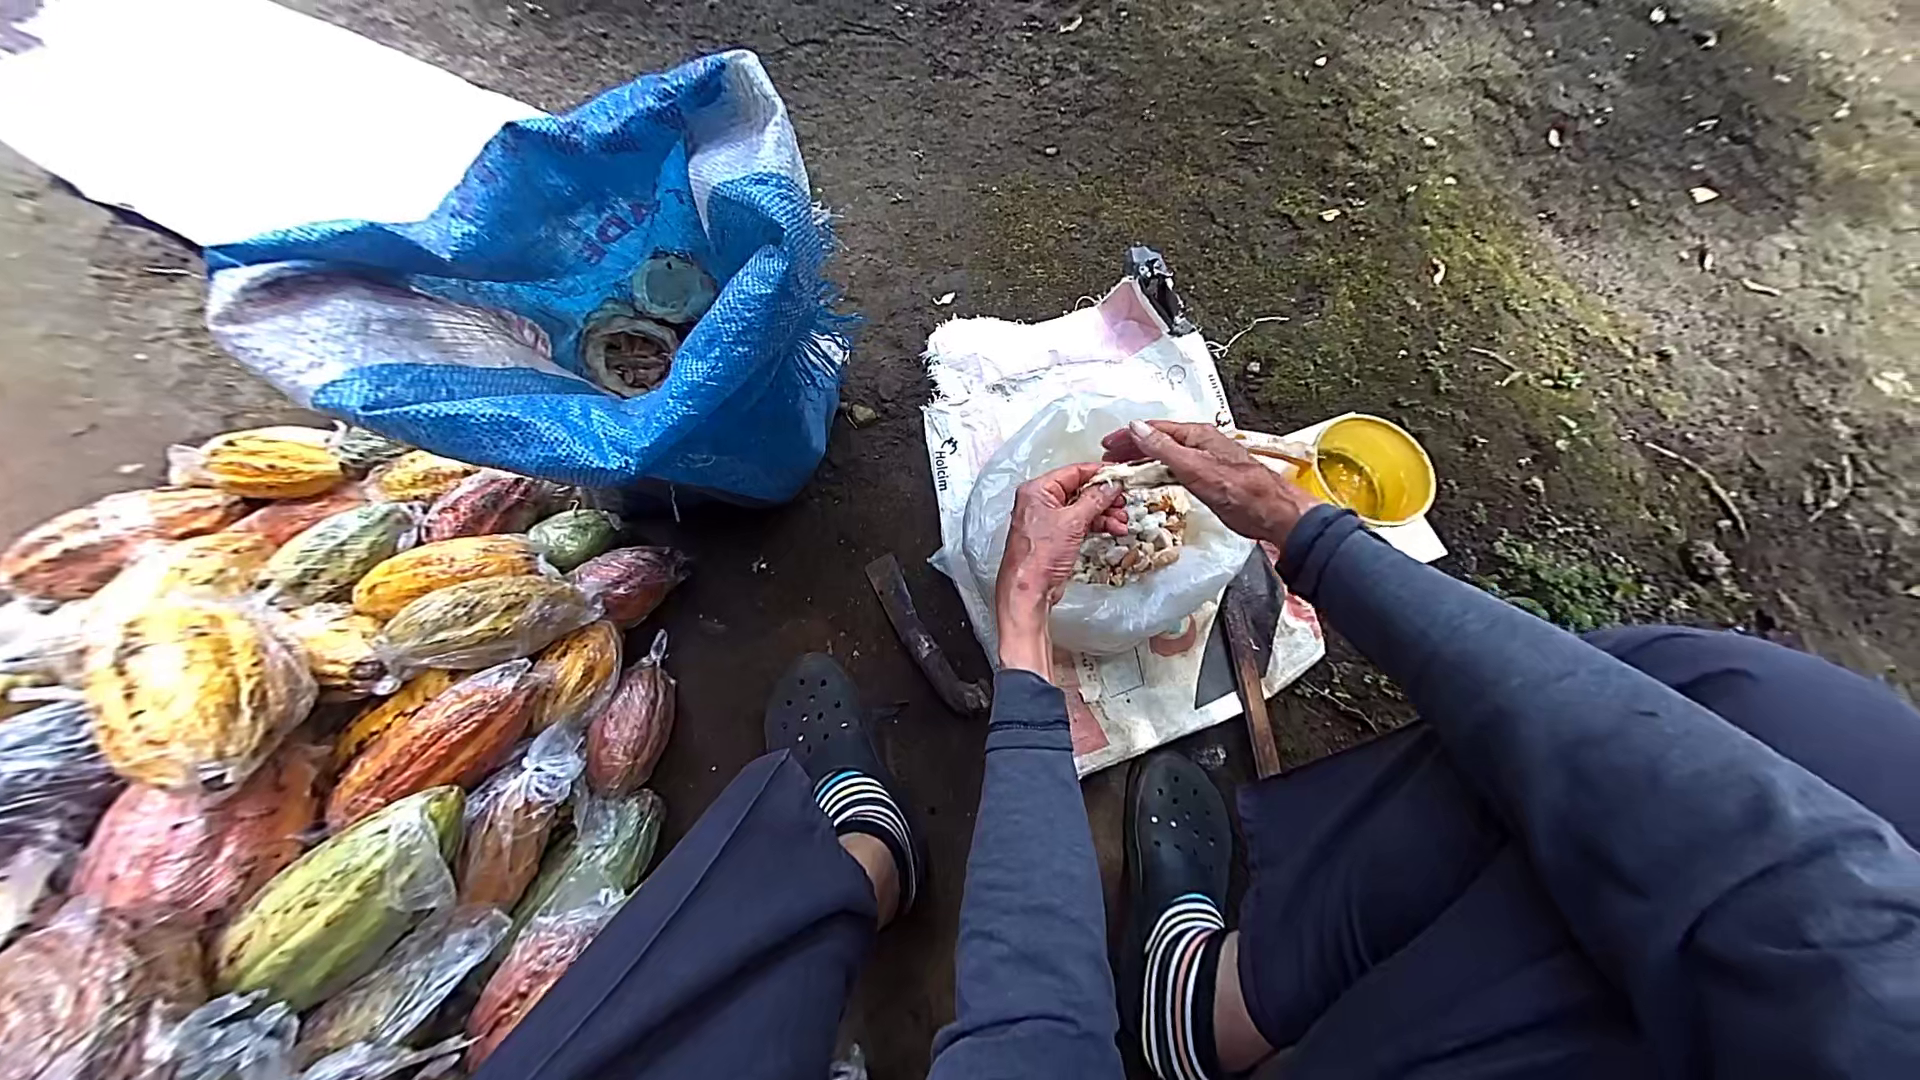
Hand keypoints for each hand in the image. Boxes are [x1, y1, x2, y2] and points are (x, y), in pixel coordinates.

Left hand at [995, 462, 1126, 677]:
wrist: (1029, 589)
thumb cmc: (1041, 554)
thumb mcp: (1073, 521)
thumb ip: (1095, 499)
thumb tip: (1111, 485)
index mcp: (1037, 490)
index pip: (1073, 472)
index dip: (1099, 473)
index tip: (1121, 475)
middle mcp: (1040, 502)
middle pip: (1079, 490)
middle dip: (1104, 497)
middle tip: (1124, 502)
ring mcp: (1048, 520)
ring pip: (1083, 508)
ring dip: (1105, 513)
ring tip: (1122, 521)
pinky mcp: (1056, 537)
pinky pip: (1081, 524)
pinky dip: (1098, 525)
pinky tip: (1114, 530)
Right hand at [1101, 420, 1323, 547]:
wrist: (1270, 512)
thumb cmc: (1239, 490)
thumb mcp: (1193, 466)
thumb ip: (1163, 447)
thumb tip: (1137, 428)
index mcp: (1196, 435)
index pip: (1154, 430)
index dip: (1128, 435)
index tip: (1108, 444)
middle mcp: (1199, 444)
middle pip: (1158, 440)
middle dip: (1132, 446)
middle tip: (1110, 456)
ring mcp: (1203, 461)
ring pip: (1165, 454)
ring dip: (1142, 458)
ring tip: (1123, 466)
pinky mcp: (1206, 479)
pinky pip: (1173, 469)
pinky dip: (1156, 471)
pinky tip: (1150, 478)